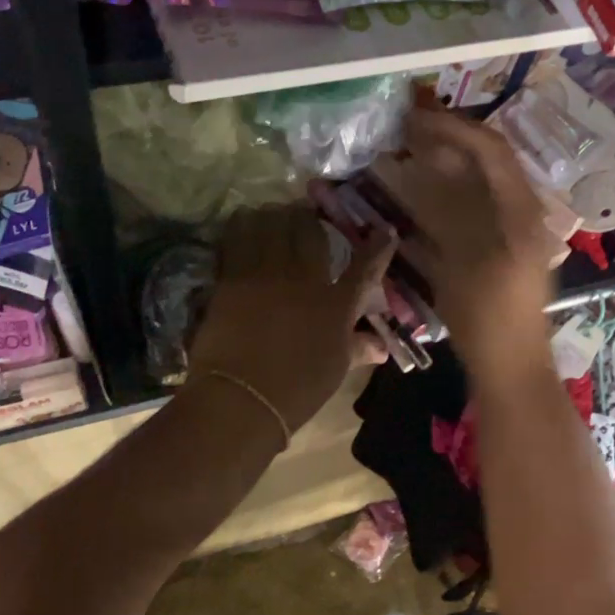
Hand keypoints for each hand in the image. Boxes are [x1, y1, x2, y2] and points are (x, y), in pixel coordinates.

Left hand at [189, 203, 393, 431]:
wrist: (243, 398)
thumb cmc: (297, 391)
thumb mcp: (334, 370)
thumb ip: (357, 349)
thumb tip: (382, 348)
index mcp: (336, 306)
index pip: (365, 267)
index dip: (378, 246)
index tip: (384, 231)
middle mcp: (304, 280)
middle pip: (311, 231)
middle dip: (311, 220)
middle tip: (306, 221)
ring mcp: (266, 275)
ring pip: (272, 224)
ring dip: (274, 216)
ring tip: (272, 217)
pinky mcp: (231, 278)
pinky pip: (236, 238)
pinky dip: (241, 227)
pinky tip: (242, 225)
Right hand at [370, 108, 564, 369]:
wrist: (510, 373)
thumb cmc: (492, 320)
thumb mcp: (467, 260)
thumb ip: (448, 210)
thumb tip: (424, 162)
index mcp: (520, 212)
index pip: (490, 150)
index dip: (453, 129)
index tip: (412, 119)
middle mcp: (514, 219)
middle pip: (478, 170)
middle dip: (440, 150)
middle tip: (399, 138)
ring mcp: (502, 242)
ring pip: (466, 198)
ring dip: (433, 180)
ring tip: (396, 167)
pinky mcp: (487, 265)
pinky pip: (460, 228)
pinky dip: (434, 216)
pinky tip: (403, 216)